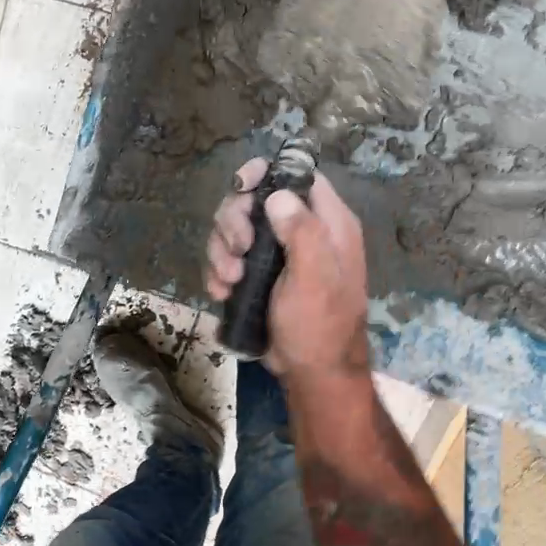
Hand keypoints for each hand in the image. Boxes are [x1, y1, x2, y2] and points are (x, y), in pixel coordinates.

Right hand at [203, 158, 371, 378]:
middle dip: (234, 222)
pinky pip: (226, 256)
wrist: (311, 373)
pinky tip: (222, 292)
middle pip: (254, 199)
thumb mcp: (315, 277)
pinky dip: (218, 271)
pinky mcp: (255, 274)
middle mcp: (300, 230)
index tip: (240, 187)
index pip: (297, 174)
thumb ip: (301, 231)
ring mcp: (276, 253)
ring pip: (234, 228)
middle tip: (237, 250)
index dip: (266, 172)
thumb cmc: (320, 325)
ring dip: (222, 251)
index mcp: (326, 223)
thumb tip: (276, 195)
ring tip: (229, 281)